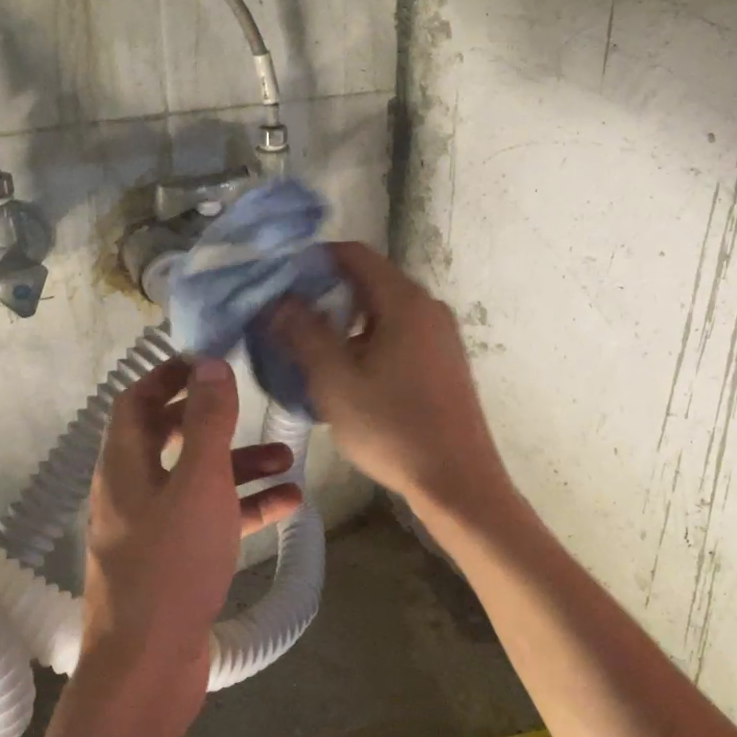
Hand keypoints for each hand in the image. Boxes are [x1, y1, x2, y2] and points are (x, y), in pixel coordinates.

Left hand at [44, 358, 302, 736]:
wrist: (147, 666)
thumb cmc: (171, 563)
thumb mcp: (198, 483)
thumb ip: (207, 422)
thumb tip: (209, 363)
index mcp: (125, 465)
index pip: (137, 400)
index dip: (170, 375)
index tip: (210, 359)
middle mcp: (133, 491)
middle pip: (170, 438)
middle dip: (215, 420)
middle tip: (250, 402)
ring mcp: (152, 529)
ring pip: (197, 480)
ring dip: (239, 465)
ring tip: (289, 459)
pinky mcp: (174, 561)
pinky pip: (211, 519)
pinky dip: (244, 507)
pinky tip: (288, 504)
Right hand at [271, 242, 510, 510]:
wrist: (459, 482)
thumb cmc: (393, 428)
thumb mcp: (335, 381)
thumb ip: (303, 333)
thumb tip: (277, 300)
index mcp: (405, 301)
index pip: (354, 254)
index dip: (314, 260)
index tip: (280, 282)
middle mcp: (428, 307)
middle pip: (370, 281)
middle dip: (327, 295)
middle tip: (288, 320)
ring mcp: (442, 334)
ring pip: (384, 310)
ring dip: (347, 322)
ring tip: (312, 352)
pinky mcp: (446, 360)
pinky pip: (401, 333)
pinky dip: (370, 340)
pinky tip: (349, 375)